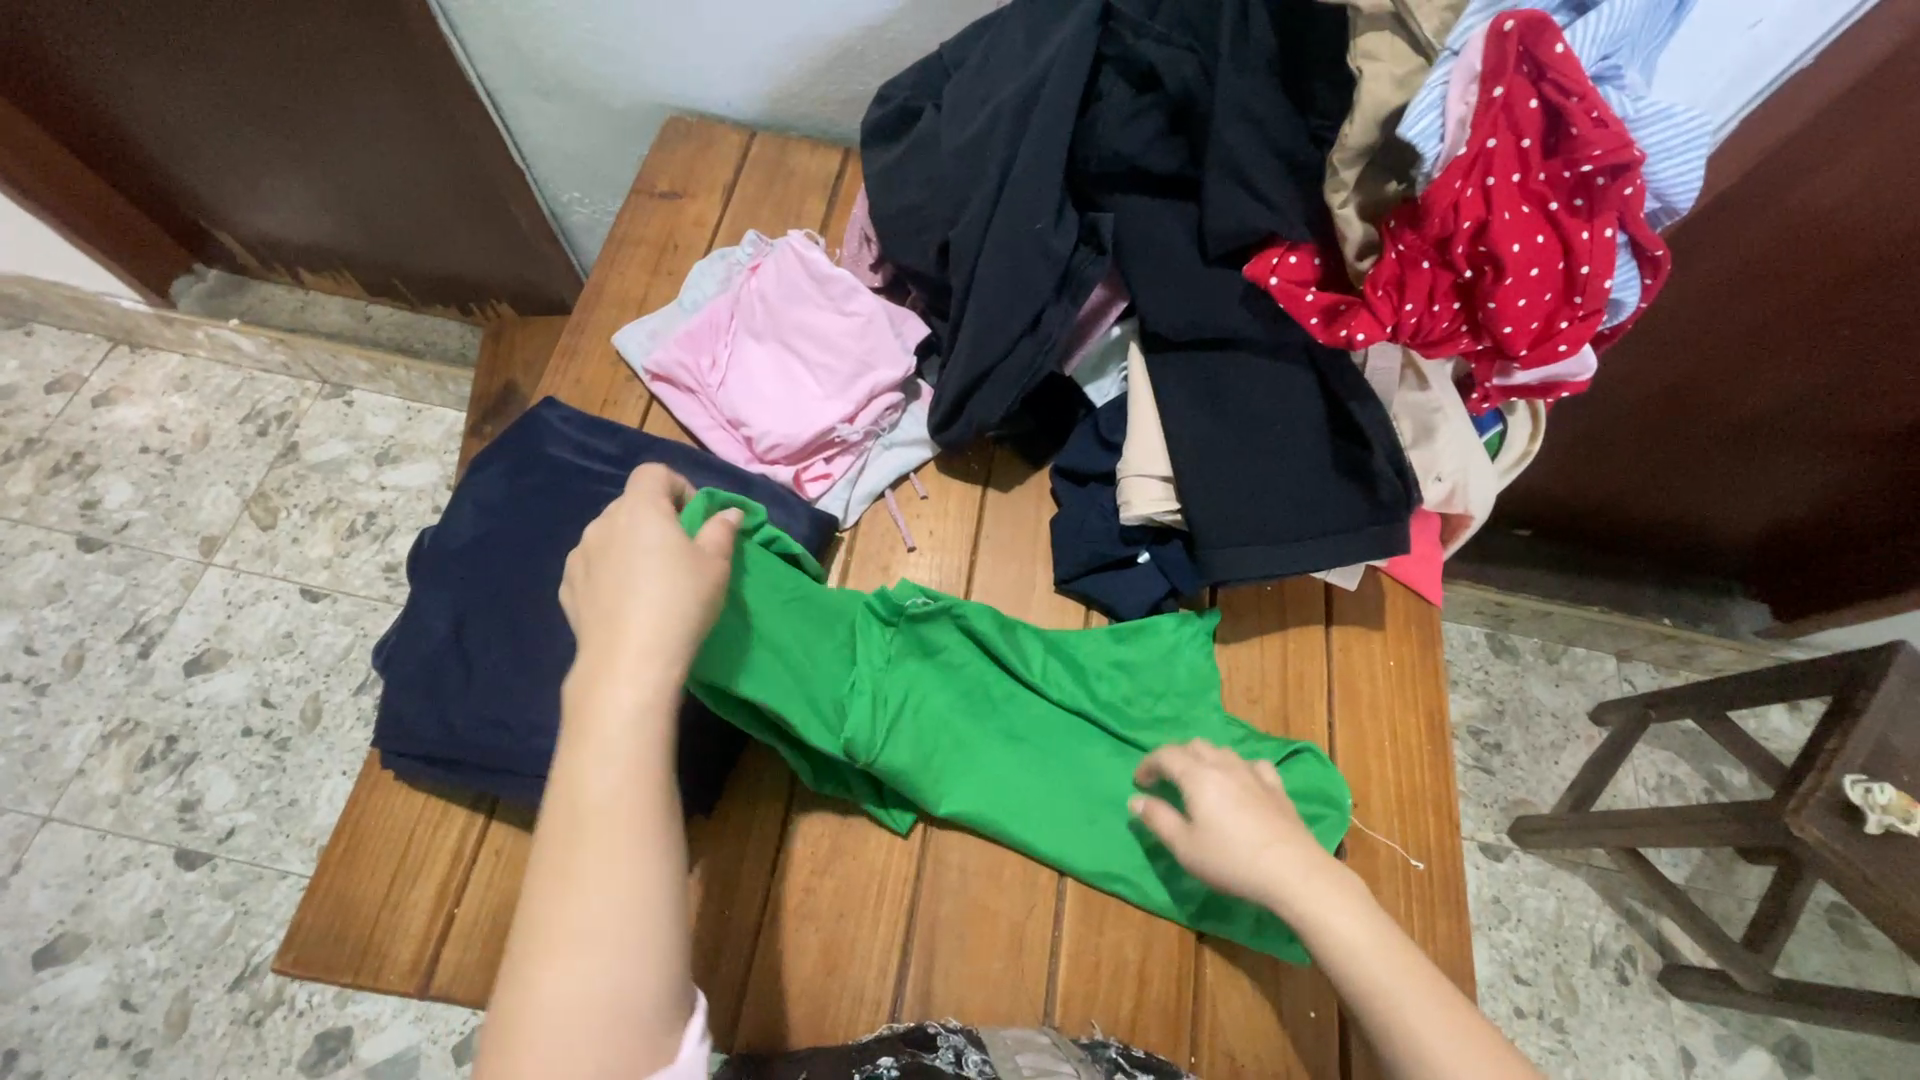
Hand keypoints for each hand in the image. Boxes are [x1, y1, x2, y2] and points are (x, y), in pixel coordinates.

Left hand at [559, 465, 741, 697]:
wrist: (629, 661)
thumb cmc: (681, 602)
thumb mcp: (716, 565)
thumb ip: (721, 530)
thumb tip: (729, 512)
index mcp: (640, 508)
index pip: (654, 473)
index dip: (678, 487)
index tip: (695, 519)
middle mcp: (603, 522)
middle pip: (631, 503)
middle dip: (656, 518)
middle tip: (679, 552)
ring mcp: (580, 555)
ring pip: (610, 535)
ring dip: (631, 545)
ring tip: (651, 581)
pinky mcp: (568, 586)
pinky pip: (594, 565)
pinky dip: (610, 572)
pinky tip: (627, 602)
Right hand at [1131, 739, 1350, 917]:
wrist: (1293, 871)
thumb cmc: (1231, 860)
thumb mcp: (1184, 846)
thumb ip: (1157, 819)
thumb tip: (1135, 799)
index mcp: (1197, 776)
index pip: (1165, 755)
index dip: (1148, 764)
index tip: (1140, 782)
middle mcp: (1223, 765)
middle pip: (1194, 745)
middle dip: (1175, 758)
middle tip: (1166, 781)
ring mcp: (1253, 773)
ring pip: (1222, 751)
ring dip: (1204, 759)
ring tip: (1199, 780)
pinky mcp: (1276, 788)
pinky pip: (1252, 764)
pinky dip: (1238, 767)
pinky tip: (1241, 782)